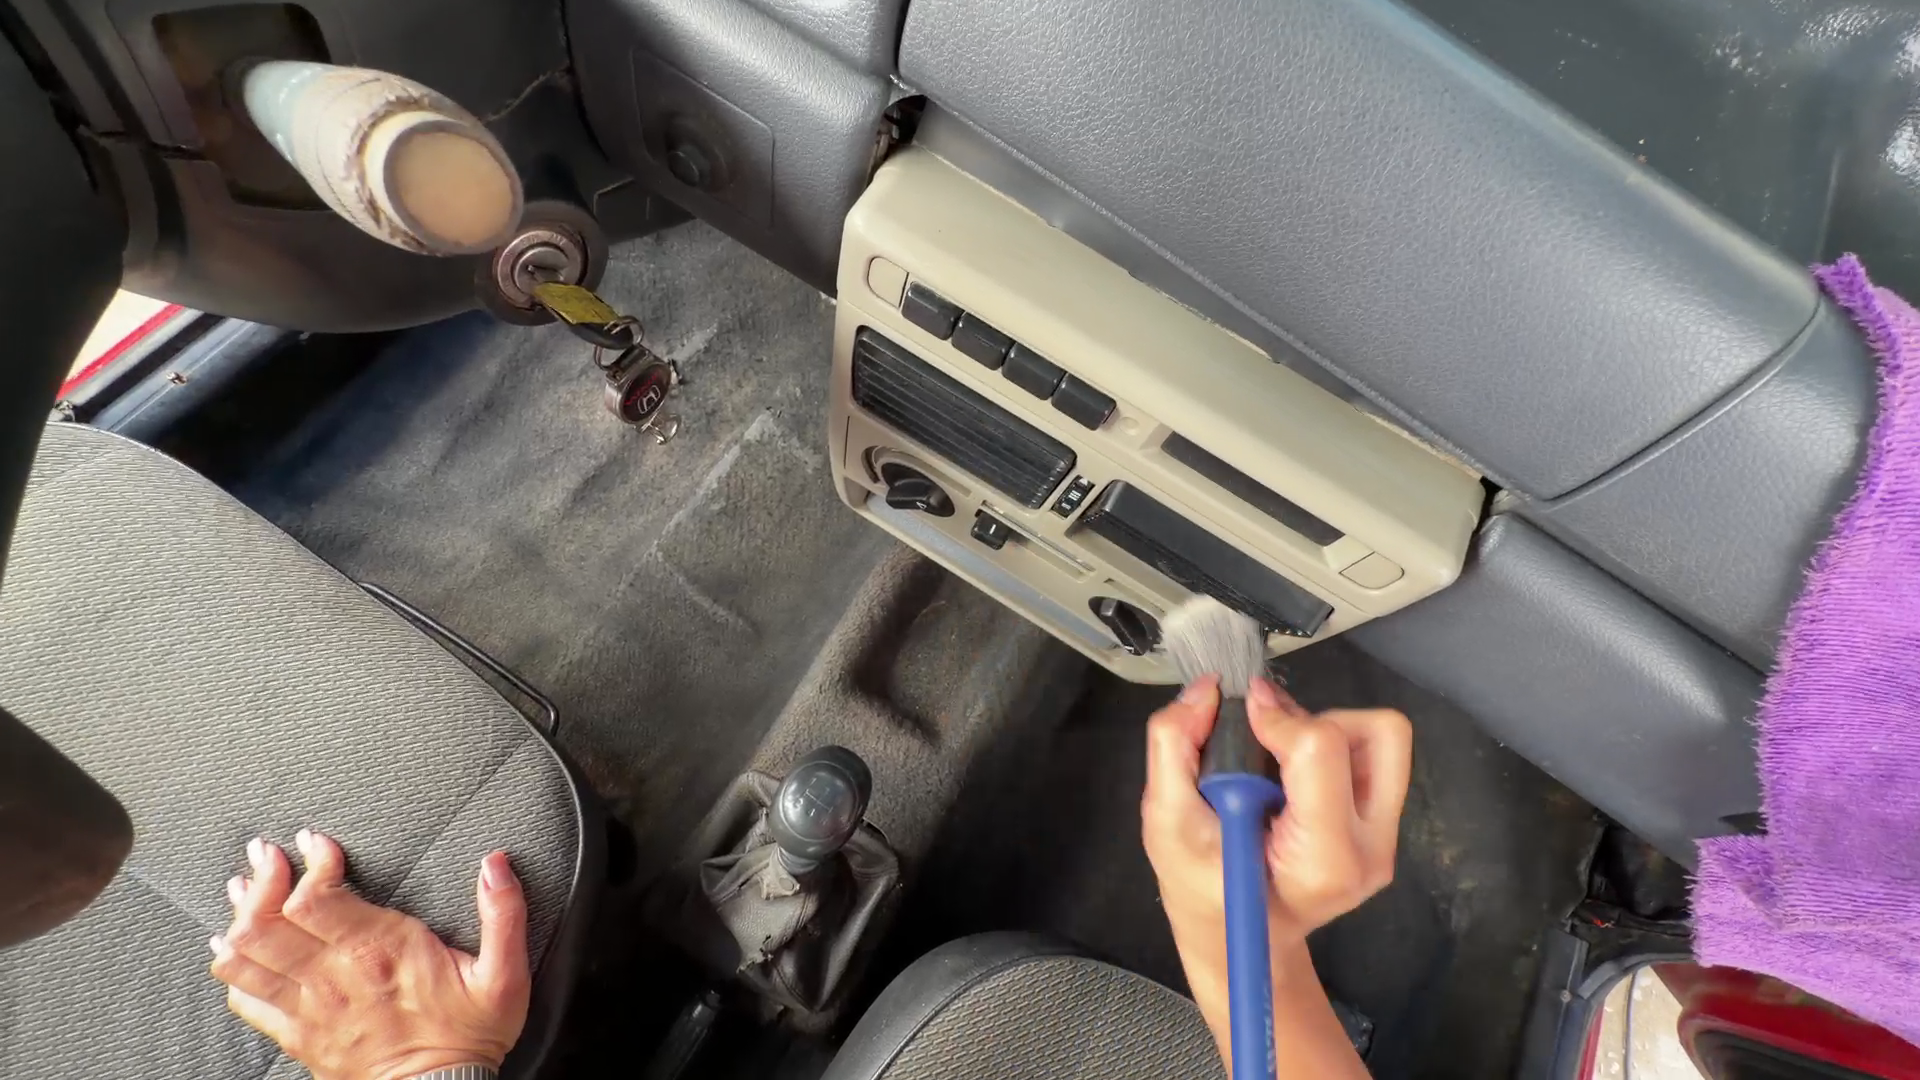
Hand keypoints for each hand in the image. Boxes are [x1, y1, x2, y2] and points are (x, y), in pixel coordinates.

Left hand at [208, 829, 530, 1079]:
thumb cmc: (472, 1032)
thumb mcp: (506, 970)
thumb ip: (504, 911)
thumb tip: (495, 862)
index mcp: (384, 952)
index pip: (321, 898)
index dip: (312, 863)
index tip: (318, 839)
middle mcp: (336, 976)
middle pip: (269, 921)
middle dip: (265, 878)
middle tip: (268, 849)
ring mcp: (309, 1008)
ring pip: (246, 956)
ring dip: (240, 914)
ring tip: (245, 883)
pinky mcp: (297, 1034)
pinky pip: (244, 997)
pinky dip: (230, 965)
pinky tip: (231, 945)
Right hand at [1142, 675, 1410, 1053]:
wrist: (1239, 937)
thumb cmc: (1199, 888)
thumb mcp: (1164, 819)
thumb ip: (1173, 745)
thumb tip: (1208, 689)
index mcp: (1322, 858)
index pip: (1321, 748)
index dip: (1274, 716)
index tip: (1237, 716)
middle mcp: (1370, 846)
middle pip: (1373, 733)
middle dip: (1307, 718)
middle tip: (1259, 734)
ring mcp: (1384, 837)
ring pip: (1379, 736)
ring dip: (1319, 725)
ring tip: (1271, 751)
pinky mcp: (1381, 823)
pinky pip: (1370, 752)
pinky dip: (1324, 741)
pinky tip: (1285, 767)